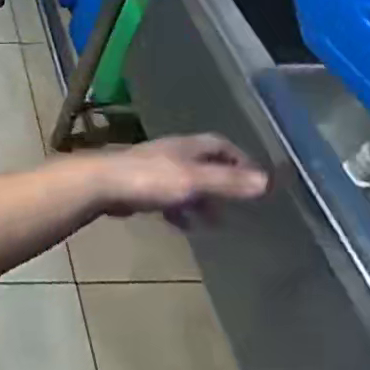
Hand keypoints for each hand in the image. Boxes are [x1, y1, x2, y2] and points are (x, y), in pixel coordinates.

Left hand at [96, 134, 268, 218]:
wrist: (102, 184)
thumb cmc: (150, 179)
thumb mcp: (194, 181)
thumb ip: (228, 182)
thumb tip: (267, 181)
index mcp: (186, 146)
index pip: (220, 144)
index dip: (240, 159)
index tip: (257, 181)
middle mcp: (171, 153)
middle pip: (203, 164)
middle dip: (222, 184)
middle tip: (239, 206)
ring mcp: (154, 168)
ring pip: (186, 182)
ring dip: (201, 200)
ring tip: (214, 222)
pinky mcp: (140, 186)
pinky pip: (167, 196)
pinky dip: (179, 210)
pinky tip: (182, 225)